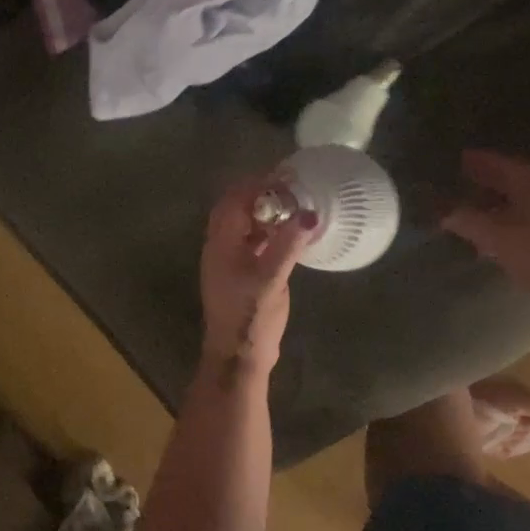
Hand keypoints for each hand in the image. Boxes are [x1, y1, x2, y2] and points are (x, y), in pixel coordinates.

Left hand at [200, 177, 315, 375]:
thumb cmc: (251, 317)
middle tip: (291, 185)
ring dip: (263, 211)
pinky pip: (251, 241)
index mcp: (221, 243)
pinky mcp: (240, 274)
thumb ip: (289, 245)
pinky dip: (267, 231)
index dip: (257, 184)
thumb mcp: (272, 279)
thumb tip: (309, 213)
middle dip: (259, 192)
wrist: (238, 356)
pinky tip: (289, 232)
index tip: (285, 174)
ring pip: (243, 224)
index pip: (234, 200)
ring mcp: (229, 261)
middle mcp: (220, 247)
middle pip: (235, 208)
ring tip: (293, 202)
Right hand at [439, 150, 529, 312]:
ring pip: (526, 205)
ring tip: (477, 213)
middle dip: (491, 181)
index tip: (463, 157)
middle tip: (467, 180)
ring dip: (501, 205)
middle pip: (518, 184)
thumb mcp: (499, 238)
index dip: (484, 161)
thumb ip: (468, 222)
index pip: (507, 166)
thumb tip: (442, 212)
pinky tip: (501, 241)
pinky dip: (512, 224)